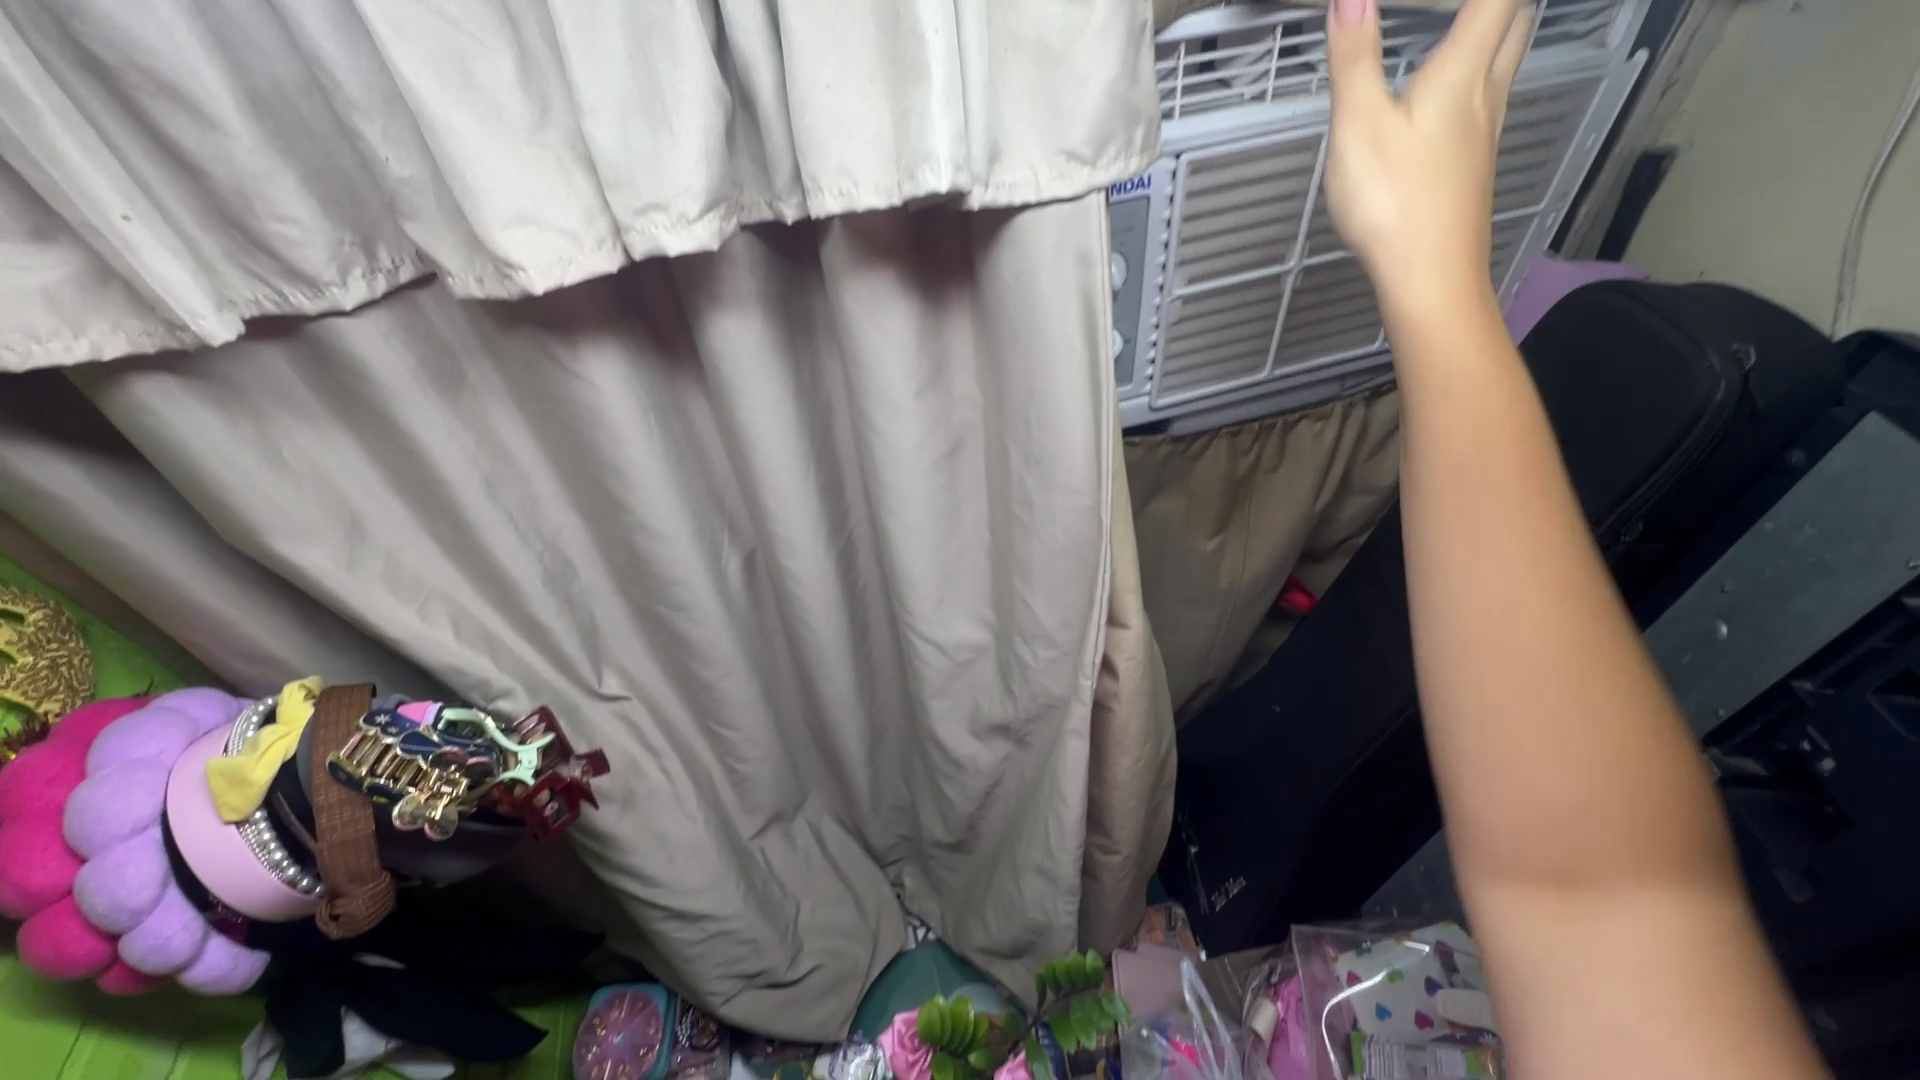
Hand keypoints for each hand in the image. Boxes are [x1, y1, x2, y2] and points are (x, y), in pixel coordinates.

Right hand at [1323, 0, 1532, 318]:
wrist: (1429, 277)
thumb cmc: (1393, 202)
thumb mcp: (1358, 127)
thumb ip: (1355, 59)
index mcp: (1461, 73)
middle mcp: (1485, 96)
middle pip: (1516, 23)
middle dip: (1502, 1)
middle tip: (1475, 4)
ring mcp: (1485, 136)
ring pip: (1506, 65)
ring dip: (1497, 34)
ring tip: (1470, 26)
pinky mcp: (1474, 169)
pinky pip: (1489, 105)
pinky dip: (1478, 81)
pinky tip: (1451, 102)